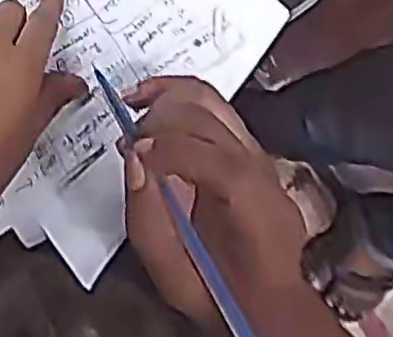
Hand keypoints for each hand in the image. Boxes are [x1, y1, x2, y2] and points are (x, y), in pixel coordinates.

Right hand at [123, 78, 308, 323]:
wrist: (262, 301)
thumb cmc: (221, 295)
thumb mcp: (173, 277)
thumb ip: (147, 218)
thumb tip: (133, 157)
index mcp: (255, 214)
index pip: (219, 162)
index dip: (169, 149)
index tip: (134, 153)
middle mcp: (263, 175)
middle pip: (208, 122)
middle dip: (158, 122)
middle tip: (129, 139)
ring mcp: (257, 154)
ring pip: (208, 99)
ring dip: (164, 95)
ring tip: (133, 103)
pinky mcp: (244, 143)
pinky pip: (210, 102)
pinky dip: (175, 93)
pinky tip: (150, 99)